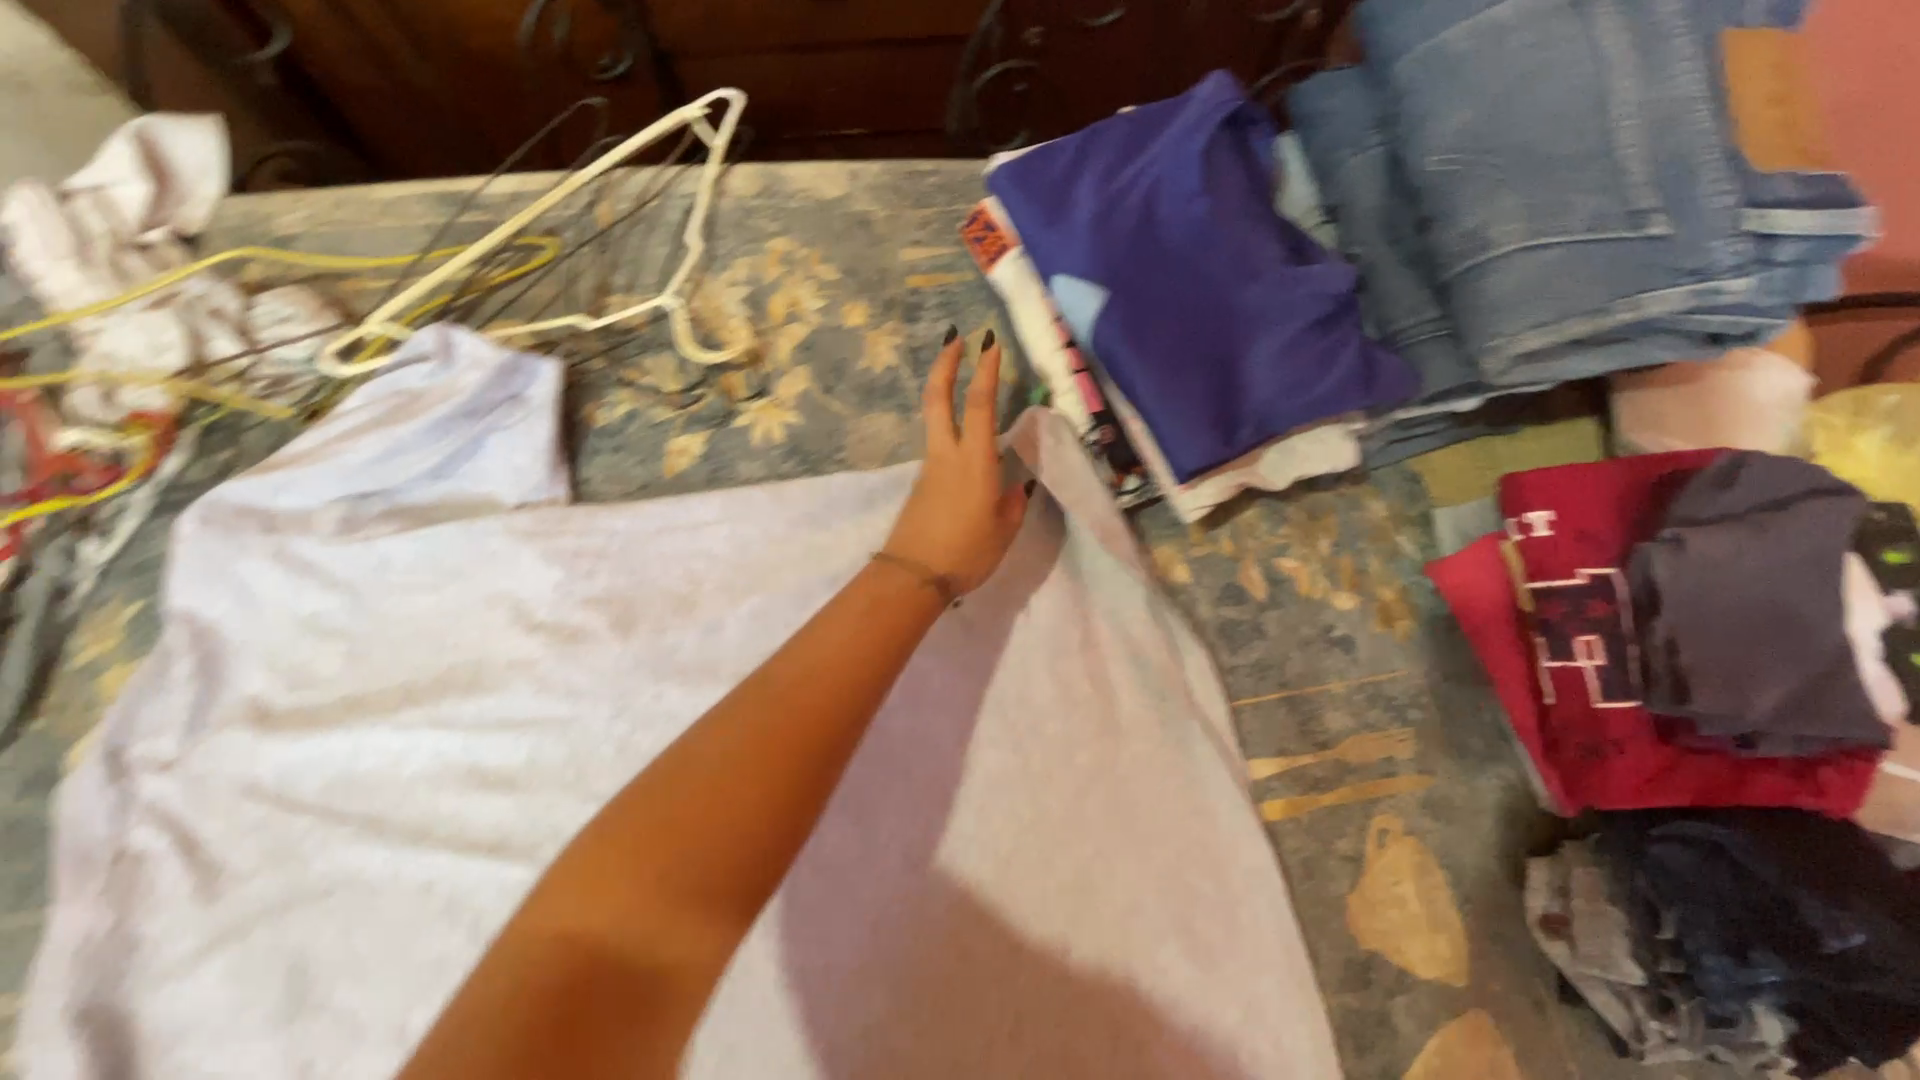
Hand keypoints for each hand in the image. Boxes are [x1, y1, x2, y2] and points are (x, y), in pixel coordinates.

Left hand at [881, 328, 1030, 595]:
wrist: (913, 576)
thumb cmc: (966, 554)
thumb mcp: (1004, 530)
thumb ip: (1011, 503)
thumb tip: (1014, 487)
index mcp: (974, 462)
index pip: (979, 405)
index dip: (985, 371)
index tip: (990, 343)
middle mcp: (947, 455)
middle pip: (938, 398)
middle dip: (946, 364)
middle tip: (956, 338)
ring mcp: (930, 468)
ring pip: (934, 419)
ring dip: (943, 392)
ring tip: (960, 378)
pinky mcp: (921, 483)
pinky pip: (937, 445)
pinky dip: (948, 427)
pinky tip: (964, 439)